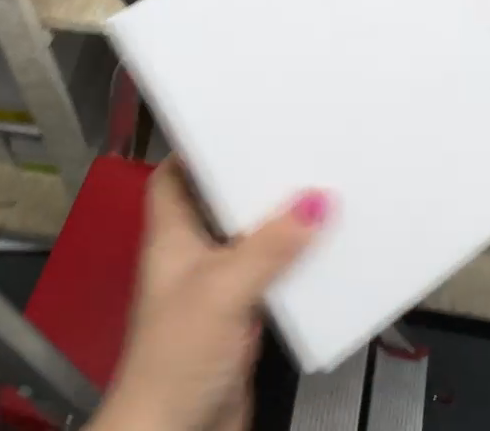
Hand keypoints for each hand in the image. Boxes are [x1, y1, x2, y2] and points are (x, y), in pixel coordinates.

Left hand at [92, 160, 329, 430]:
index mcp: (171, 236)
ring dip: (276, 227)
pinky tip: (318, 258)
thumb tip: (312, 202)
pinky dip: (290, 267)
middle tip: (288, 156)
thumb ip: (269, 245)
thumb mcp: (224, 288)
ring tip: (312, 197)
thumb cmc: (173, 362)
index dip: (198, 150)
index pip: (174, 176)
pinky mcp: (240, 319)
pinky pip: (269, 280)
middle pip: (220, 205)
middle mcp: (191, 257)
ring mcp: (215, 289)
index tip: (233, 128)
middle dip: (251, 184)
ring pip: (248, 242)